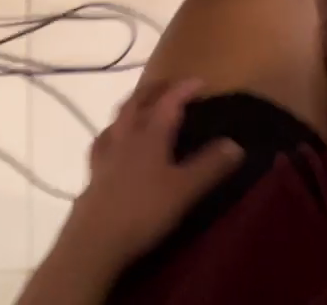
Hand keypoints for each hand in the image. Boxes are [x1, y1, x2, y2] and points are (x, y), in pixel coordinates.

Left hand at [64, 80, 244, 267]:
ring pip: (116, 121)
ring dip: (130, 108)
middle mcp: (125, 137)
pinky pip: (101, 144)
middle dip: (153, 89)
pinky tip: (112, 144)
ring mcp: (104, 156)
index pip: (169, 102)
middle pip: (136, 103)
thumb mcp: (185, 190)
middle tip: (168, 84)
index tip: (200, 81)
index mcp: (149, 134)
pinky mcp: (91, 177)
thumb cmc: (142, 211)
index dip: (185, 89)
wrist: (92, 244)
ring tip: (139, 108)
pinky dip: (111, 135)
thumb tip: (235, 144)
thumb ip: (210, 165)